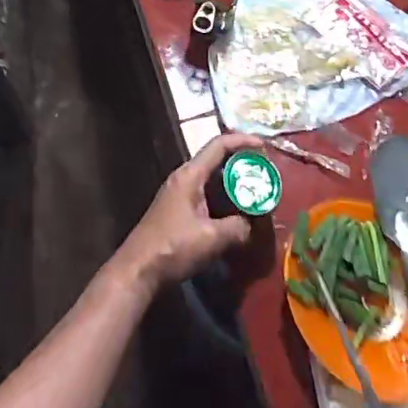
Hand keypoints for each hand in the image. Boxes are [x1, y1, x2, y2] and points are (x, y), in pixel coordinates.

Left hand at [108, 133, 266, 292]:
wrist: (141, 266)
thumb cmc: (174, 246)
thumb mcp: (212, 238)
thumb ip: (237, 227)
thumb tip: (252, 224)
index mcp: (190, 175)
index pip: (218, 146)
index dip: (242, 141)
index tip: (265, 144)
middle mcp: (184, 178)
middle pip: (217, 161)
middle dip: (242, 165)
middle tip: (267, 175)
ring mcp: (181, 193)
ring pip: (213, 181)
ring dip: (235, 185)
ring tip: (260, 194)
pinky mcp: (180, 209)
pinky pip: (208, 196)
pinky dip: (226, 200)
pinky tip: (240, 215)